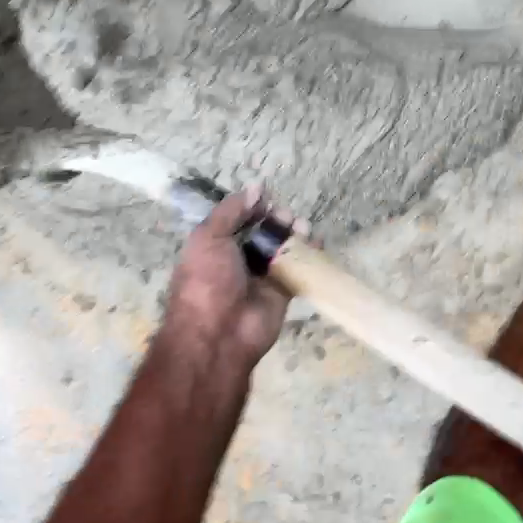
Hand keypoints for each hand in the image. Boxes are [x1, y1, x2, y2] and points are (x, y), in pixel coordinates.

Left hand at [160, 187, 294, 367]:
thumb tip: (257, 188)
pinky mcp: (283, 291)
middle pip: (264, 230)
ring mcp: (262, 276)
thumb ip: (231, 210)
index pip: (238, 219)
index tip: (266, 199)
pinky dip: (310, 253)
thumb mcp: (208, 237)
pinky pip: (299, 267)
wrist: (218, 334)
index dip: (252, 207)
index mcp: (216, 246)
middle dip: (276, 218)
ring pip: (284, 246)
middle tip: (284, 216)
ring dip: (294, 232)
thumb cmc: (206, 281)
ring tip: (300, 227)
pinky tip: (315, 240)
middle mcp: (239, 259)